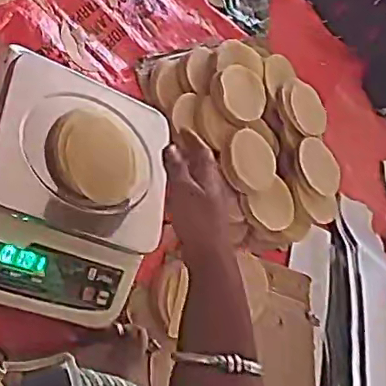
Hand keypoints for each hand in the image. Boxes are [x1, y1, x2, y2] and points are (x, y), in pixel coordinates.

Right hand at [164, 131, 246, 263]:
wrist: (208, 256)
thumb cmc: (197, 221)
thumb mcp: (182, 190)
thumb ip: (177, 168)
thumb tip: (171, 147)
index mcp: (210, 177)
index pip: (202, 151)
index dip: (193, 139)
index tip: (182, 129)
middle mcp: (214, 188)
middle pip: (203, 165)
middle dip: (191, 153)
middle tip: (176, 143)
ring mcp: (211, 203)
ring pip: (199, 180)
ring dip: (188, 170)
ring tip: (173, 164)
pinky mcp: (205, 217)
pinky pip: (194, 194)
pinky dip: (185, 187)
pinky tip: (175, 193)